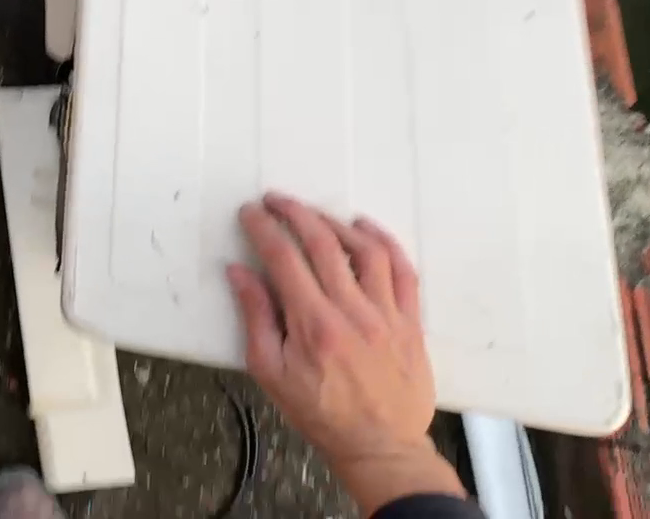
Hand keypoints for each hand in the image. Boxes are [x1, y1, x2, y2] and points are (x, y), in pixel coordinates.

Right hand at [226, 193, 465, 512]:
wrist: (382, 449)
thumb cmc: (317, 410)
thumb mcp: (269, 370)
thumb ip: (255, 316)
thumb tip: (238, 271)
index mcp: (313, 324)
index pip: (283, 258)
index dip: (262, 227)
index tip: (249, 212)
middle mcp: (352, 313)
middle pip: (322, 243)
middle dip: (293, 212)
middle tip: (274, 199)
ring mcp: (387, 316)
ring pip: (364, 250)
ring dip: (334, 222)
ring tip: (313, 213)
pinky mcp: (411, 324)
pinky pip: (404, 273)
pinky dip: (385, 243)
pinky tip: (365, 227)